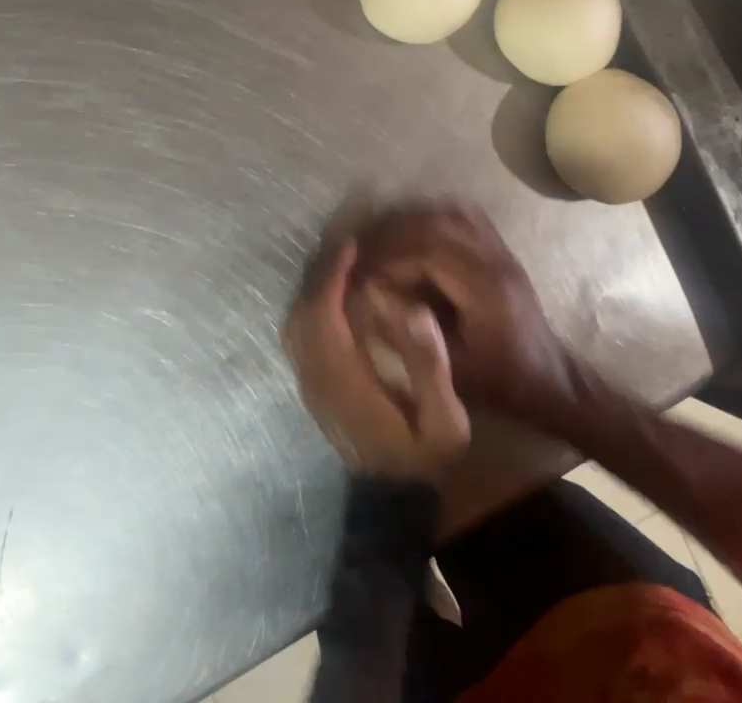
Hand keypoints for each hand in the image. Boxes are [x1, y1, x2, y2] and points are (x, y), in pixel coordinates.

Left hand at [284, 237, 470, 478]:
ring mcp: (310, 388)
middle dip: (319, 277)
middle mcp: (316, 384)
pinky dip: (312, 307)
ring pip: (294, 327)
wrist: (395, 497)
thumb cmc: (425, 457)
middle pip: (300, 318)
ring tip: (341, 263)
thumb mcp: (446, 422)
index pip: (322, 321)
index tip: (351, 248)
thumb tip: (414, 310)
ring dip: (313, 290)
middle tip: (346, 245)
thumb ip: (430, 366)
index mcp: (345, 387)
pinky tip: (335, 294)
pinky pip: (300, 338)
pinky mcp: (313, 390)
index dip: (331, 280)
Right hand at [355, 204, 578, 419]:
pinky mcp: (503, 253)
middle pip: (437, 225)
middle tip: (363, 253)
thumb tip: (370, 295)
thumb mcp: (449, 366)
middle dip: (394, 235)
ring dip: (413, 224)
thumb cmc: (497, 380)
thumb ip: (410, 329)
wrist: (547, 378)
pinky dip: (434, 222)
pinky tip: (413, 238)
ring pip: (451, 215)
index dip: (388, 259)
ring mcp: (502, 252)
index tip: (362, 275)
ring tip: (382, 242)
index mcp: (484, 288)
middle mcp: (495, 260)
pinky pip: (466, 219)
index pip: (427, 252)